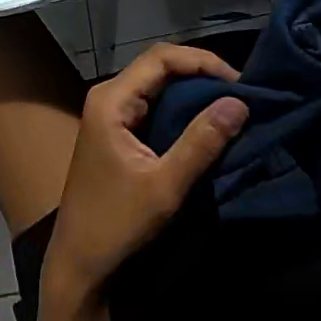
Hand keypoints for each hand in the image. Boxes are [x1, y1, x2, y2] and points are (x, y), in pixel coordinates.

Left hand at [45, 45, 249, 295]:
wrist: (79, 263)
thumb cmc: (117, 223)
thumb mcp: (165, 185)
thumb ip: (201, 142)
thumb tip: (240, 102)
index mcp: (111, 99)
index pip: (161, 58)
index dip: (202, 62)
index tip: (239, 82)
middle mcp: (109, 96)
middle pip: (159, 66)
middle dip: (201, 73)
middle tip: (241, 93)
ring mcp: (111, 113)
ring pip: (158, 85)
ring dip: (194, 90)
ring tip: (232, 103)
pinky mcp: (119, 130)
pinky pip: (154, 104)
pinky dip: (182, 107)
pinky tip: (207, 120)